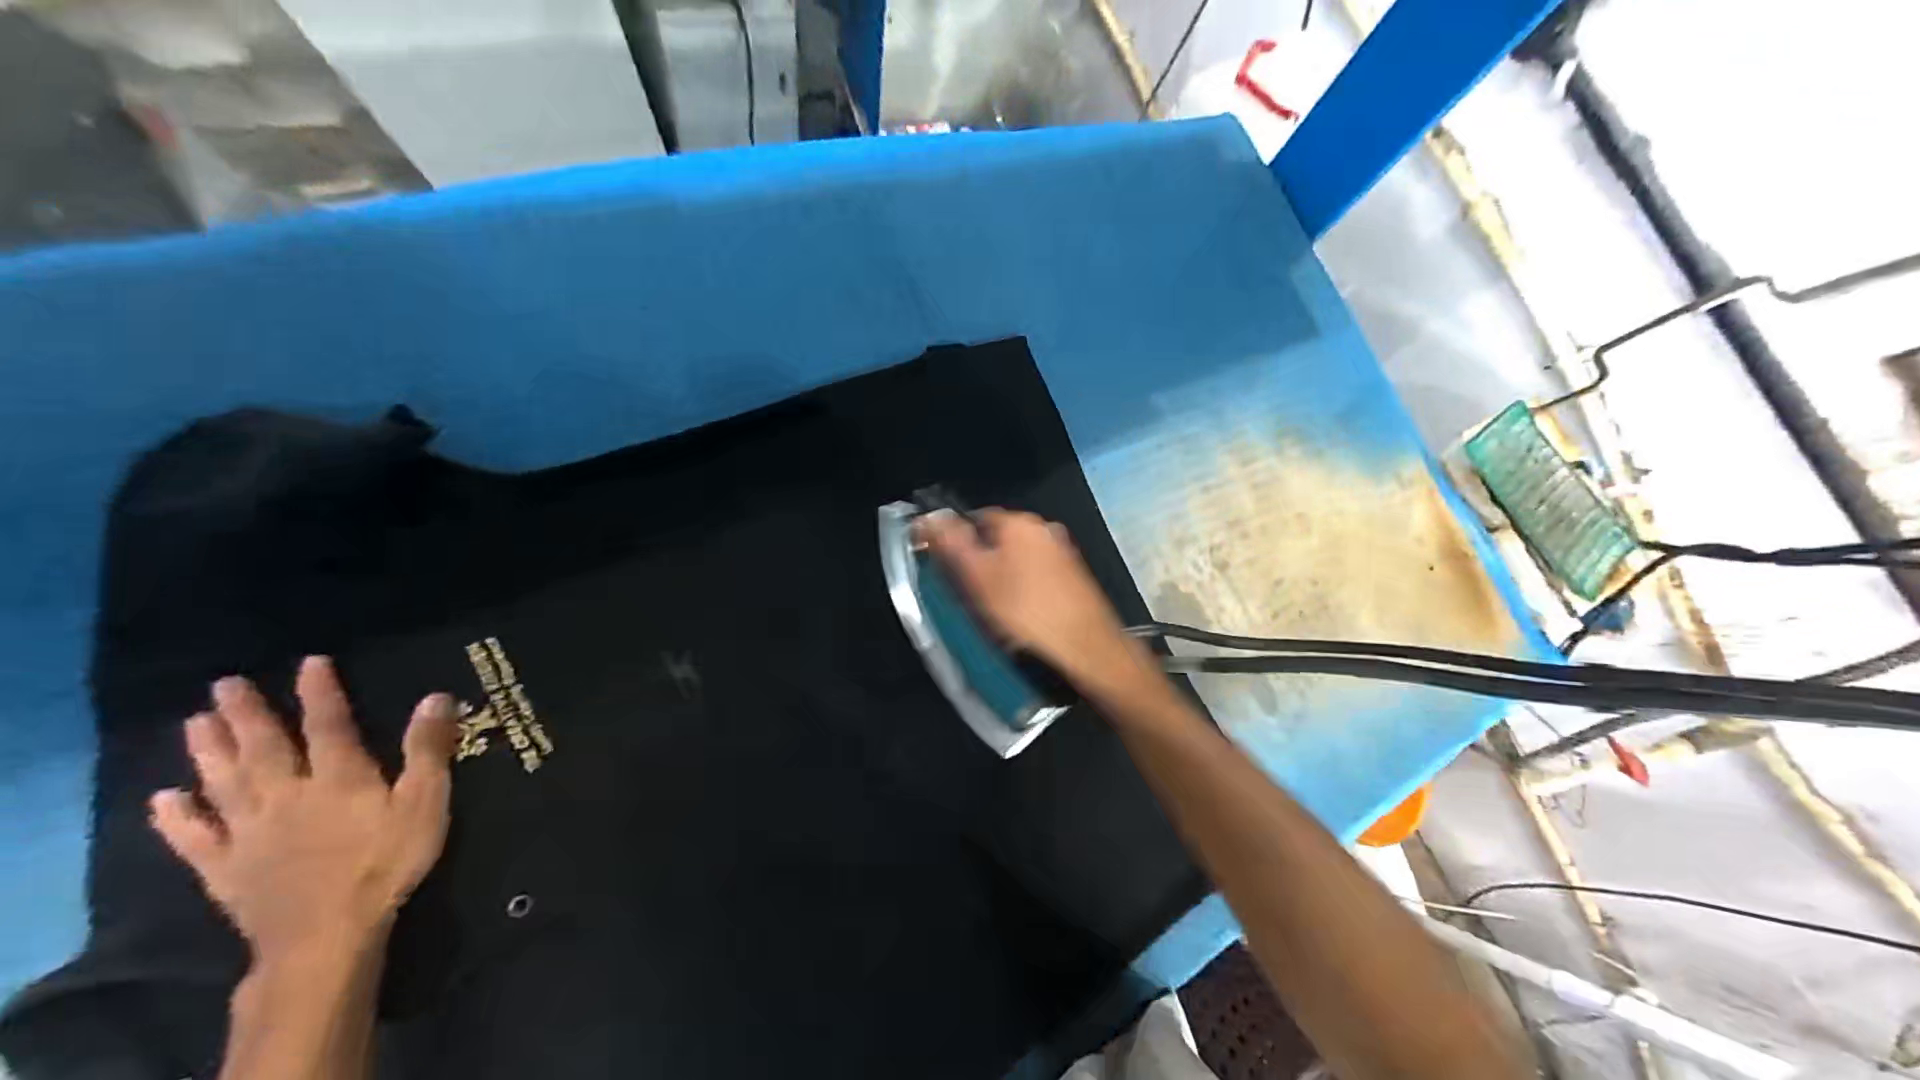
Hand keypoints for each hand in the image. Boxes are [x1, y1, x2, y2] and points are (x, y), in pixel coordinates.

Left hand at [149, 656, 457, 965]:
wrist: (326, 934)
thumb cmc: (386, 862)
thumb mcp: (425, 803)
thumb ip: (428, 750)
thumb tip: (437, 697)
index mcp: (337, 778)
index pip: (327, 724)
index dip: (319, 692)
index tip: (310, 662)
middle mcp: (286, 794)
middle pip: (262, 747)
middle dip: (245, 714)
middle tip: (224, 684)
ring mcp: (248, 831)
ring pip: (223, 782)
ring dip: (207, 751)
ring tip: (194, 723)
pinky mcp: (225, 867)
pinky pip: (195, 838)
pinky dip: (176, 818)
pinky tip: (163, 799)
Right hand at [917, 508, 1159, 698]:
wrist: (1086, 648)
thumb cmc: (1028, 613)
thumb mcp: (977, 578)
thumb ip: (951, 543)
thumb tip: (931, 519)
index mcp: (1019, 523)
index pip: (973, 520)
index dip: (954, 543)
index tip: (945, 569)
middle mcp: (1044, 530)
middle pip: (996, 541)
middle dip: (978, 565)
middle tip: (968, 596)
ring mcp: (1062, 554)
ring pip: (1016, 562)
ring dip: (1000, 581)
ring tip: (993, 613)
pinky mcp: (1074, 579)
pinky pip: (1036, 579)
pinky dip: (1023, 594)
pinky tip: (1020, 619)